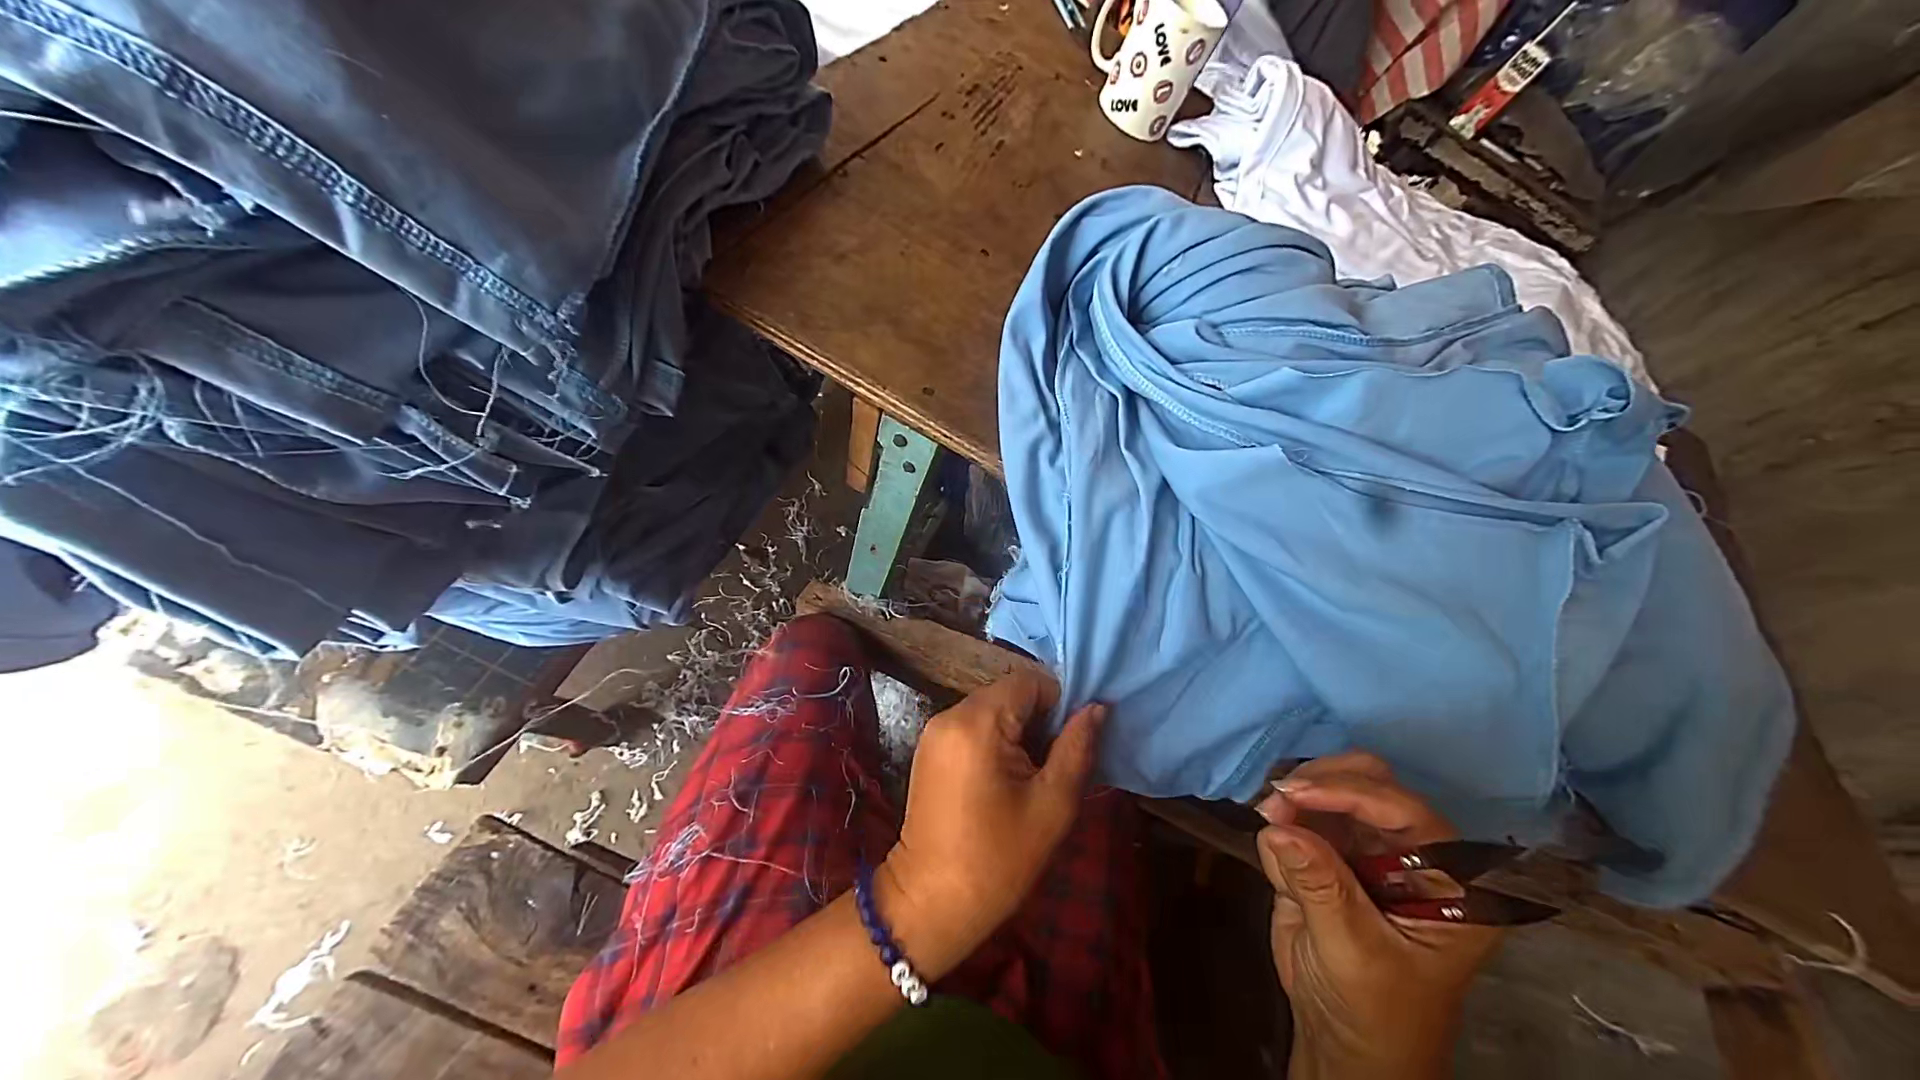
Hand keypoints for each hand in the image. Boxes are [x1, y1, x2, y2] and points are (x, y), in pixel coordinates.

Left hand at [877, 672, 1103, 977]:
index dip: (1059, 704)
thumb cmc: (999, 858)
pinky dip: (994, 742)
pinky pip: (972, 727)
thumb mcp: (1053, 804)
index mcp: (977, 722)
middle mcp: (949, 715)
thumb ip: (1077, 747)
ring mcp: (934, 731)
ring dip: (1017, 732)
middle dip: (1038, 720)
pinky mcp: (929, 750)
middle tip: (1053, 767)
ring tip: (1030, 778)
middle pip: (1008, 693)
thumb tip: (1097, 706)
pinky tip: (1004, 782)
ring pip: (991, 709)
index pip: (1029, 681)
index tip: (1070, 744)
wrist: (932, 902)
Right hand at [1255, 752, 1501, 1079]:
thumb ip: (1322, 888)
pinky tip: (1274, 849)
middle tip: (1278, 798)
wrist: (1342, 1043)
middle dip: (1322, 784)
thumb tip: (1279, 829)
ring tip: (1267, 818)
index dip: (1353, 792)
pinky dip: (1280, 821)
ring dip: (1295, 797)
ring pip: (1331, 790)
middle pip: (1371, 783)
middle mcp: (1411, 854)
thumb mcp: (1354, 955)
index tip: (1297, 792)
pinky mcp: (1328, 853)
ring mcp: (1367, 850)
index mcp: (1449, 881)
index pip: (1407, 813)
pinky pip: (1300, 817)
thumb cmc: (1373, 1011)